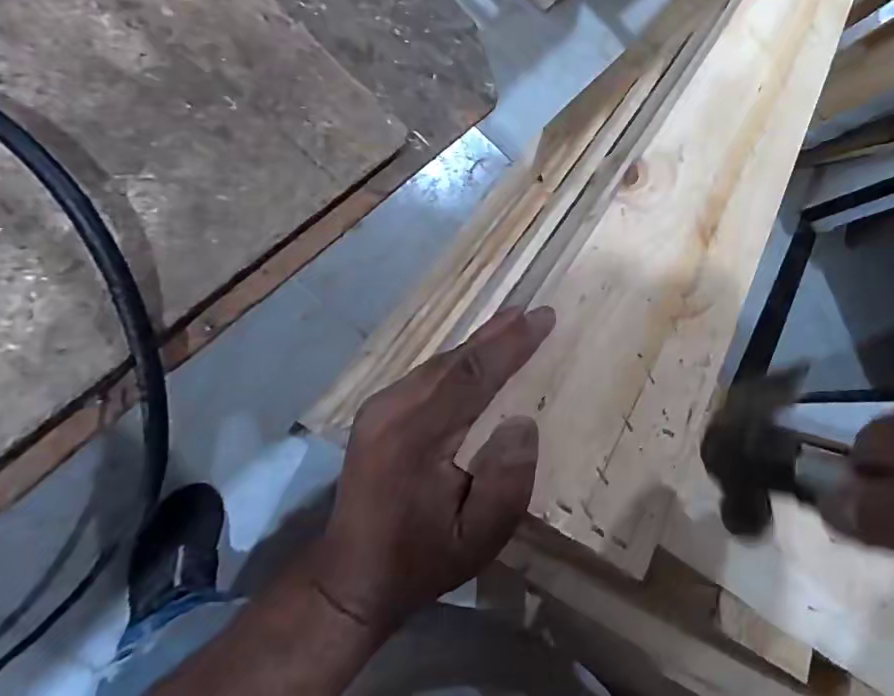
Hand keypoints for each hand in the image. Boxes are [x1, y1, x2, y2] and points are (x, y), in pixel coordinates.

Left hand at [309, 306, 552, 632]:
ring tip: (515, 321)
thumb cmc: (422, 559)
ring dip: (480, 342)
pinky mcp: (376, 414)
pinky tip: (479, 352)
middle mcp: (391, 413)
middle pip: (454, 359)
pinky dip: (461, 358)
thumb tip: (522, 422)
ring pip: (440, 362)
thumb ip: (508, 480)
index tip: (545, 318)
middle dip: (498, 333)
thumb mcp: (480, 537)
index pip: (471, 375)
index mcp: (414, 438)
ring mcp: (378, 410)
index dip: (511, 344)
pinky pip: (429, 373)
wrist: (348, 582)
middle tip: (536, 311)